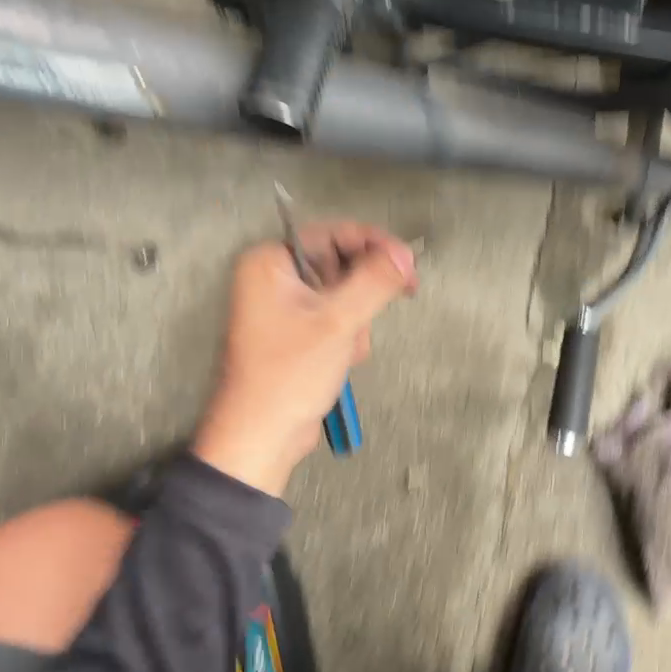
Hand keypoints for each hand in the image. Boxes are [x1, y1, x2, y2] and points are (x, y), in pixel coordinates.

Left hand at [192, 222, 417, 494]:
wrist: (261, 437)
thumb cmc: (288, 375)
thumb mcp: (339, 321)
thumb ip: (375, 281)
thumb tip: (405, 254)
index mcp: (270, 261)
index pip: (334, 233)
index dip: (375, 246)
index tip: (408, 265)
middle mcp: (273, 277)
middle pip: (341, 263)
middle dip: (362, 295)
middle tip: (375, 315)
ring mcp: (283, 306)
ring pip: (344, 294)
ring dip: (356, 320)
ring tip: (346, 349)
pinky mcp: (295, 332)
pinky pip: (335, 317)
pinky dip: (347, 335)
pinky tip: (341, 360)